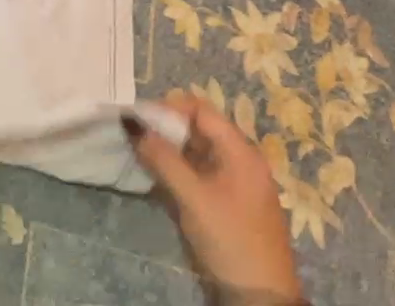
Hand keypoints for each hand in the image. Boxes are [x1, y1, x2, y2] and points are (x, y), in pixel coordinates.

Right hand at [127, 93, 301, 302]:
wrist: (261, 297)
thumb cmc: (229, 238)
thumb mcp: (192, 196)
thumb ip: (162, 158)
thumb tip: (132, 124)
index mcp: (240, 150)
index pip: (200, 109)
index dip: (169, 107)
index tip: (139, 120)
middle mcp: (241, 159)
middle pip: (198, 127)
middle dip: (166, 128)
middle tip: (136, 139)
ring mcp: (237, 180)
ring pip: (197, 150)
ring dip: (170, 149)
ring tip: (142, 156)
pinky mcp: (230, 200)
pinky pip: (200, 171)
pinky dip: (179, 169)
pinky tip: (160, 179)